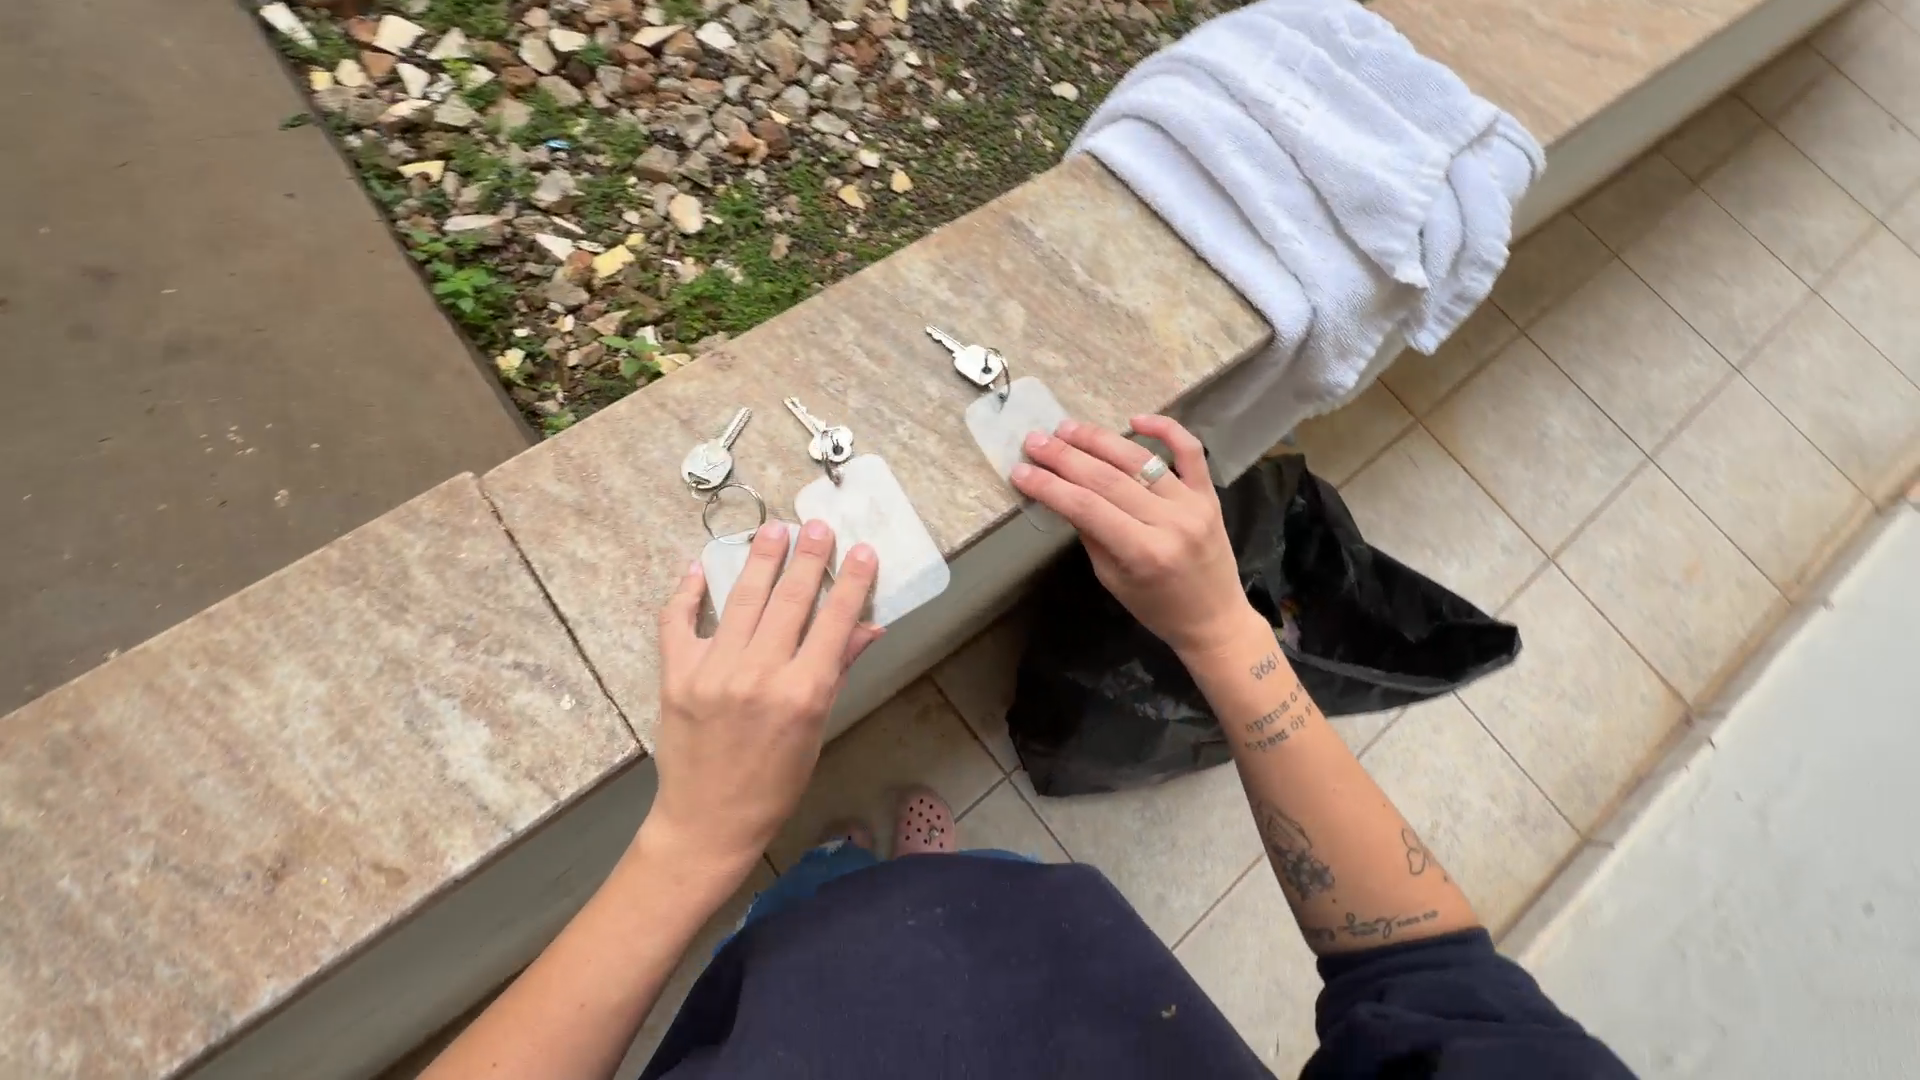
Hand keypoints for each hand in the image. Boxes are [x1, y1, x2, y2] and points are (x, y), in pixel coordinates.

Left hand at [643, 520, 882, 875]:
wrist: (709, 821)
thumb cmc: (775, 782)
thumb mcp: (818, 729)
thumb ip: (838, 670)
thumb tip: (870, 626)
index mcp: (802, 692)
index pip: (835, 622)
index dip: (852, 582)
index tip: (861, 551)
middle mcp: (759, 674)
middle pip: (790, 601)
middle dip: (808, 558)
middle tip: (817, 525)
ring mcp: (713, 672)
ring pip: (743, 601)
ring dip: (761, 560)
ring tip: (774, 529)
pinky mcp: (676, 675)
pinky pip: (679, 622)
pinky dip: (687, 592)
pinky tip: (701, 566)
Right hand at [1011, 415, 1255, 657]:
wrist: (1215, 619)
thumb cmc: (1156, 607)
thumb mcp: (1112, 579)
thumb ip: (1090, 534)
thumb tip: (1062, 493)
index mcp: (1143, 552)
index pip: (1085, 508)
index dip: (1049, 486)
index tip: (1020, 471)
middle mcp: (1169, 523)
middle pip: (1107, 479)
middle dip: (1065, 457)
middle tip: (1035, 441)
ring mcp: (1193, 505)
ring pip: (1140, 460)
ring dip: (1099, 440)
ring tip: (1067, 429)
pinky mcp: (1209, 494)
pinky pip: (1190, 452)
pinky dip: (1165, 428)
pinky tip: (1134, 419)